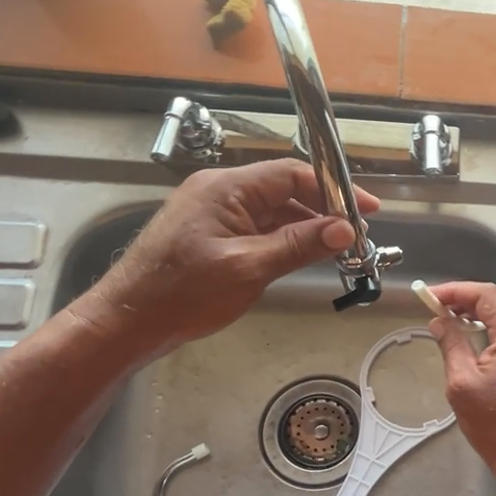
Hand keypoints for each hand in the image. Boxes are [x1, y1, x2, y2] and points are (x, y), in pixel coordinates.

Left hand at [72, 159, 378, 355]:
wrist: (129, 321)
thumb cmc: (185, 293)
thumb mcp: (249, 268)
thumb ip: (299, 245)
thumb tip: (345, 230)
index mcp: (226, 188)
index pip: (291, 174)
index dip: (334, 190)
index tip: (367, 210)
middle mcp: (220, 190)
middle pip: (284, 189)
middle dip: (324, 209)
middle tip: (357, 235)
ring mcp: (214, 212)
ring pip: (274, 210)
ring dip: (306, 226)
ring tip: (339, 248)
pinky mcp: (212, 233)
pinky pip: (259, 226)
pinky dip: (286, 238)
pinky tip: (305, 254)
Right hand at [427, 283, 495, 474]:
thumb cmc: (494, 424)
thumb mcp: (462, 383)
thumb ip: (451, 344)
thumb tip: (439, 321)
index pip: (487, 295)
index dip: (456, 291)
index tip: (431, 296)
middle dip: (471, 297)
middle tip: (442, 305)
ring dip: (487, 311)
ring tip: (457, 318)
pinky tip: (482, 336)